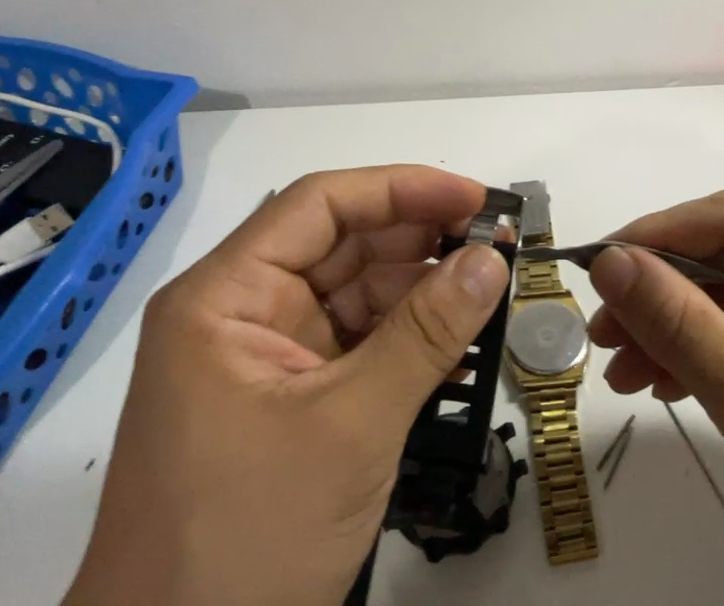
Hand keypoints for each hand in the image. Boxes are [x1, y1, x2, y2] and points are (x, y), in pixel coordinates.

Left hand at [64, 167, 510, 605]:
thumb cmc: (248, 535)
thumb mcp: (351, 425)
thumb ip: (426, 333)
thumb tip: (491, 259)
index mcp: (224, 297)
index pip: (319, 206)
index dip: (401, 188)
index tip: (475, 198)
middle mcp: (240, 314)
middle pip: (340, 247)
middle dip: (420, 240)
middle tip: (499, 245)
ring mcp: (265, 361)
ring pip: (355, 297)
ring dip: (422, 292)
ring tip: (492, 292)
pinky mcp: (290, 403)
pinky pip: (357, 348)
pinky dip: (408, 342)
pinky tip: (462, 343)